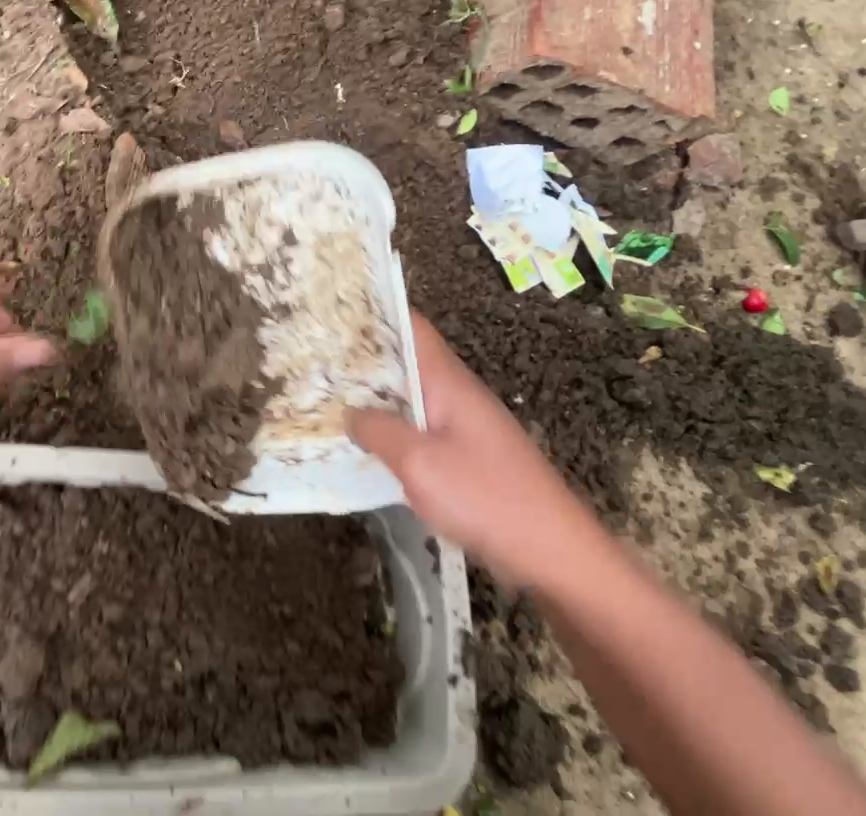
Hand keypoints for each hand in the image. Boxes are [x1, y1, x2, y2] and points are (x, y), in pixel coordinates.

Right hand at [349, 311, 603, 588]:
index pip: (411, 327)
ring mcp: (463, 426)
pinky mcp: (465, 456)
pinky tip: (362, 444)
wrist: (553, 553)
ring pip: (408, 397)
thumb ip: (377, 431)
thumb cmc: (486, 498)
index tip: (331, 314)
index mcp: (448, 383)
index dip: (373, 314)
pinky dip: (388, 428)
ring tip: (324, 397)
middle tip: (312, 360)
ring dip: (372, 396)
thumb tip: (349, 414)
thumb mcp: (418, 463)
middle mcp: (456, 395)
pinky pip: (417, 429)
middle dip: (362, 358)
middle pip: (405, 361)